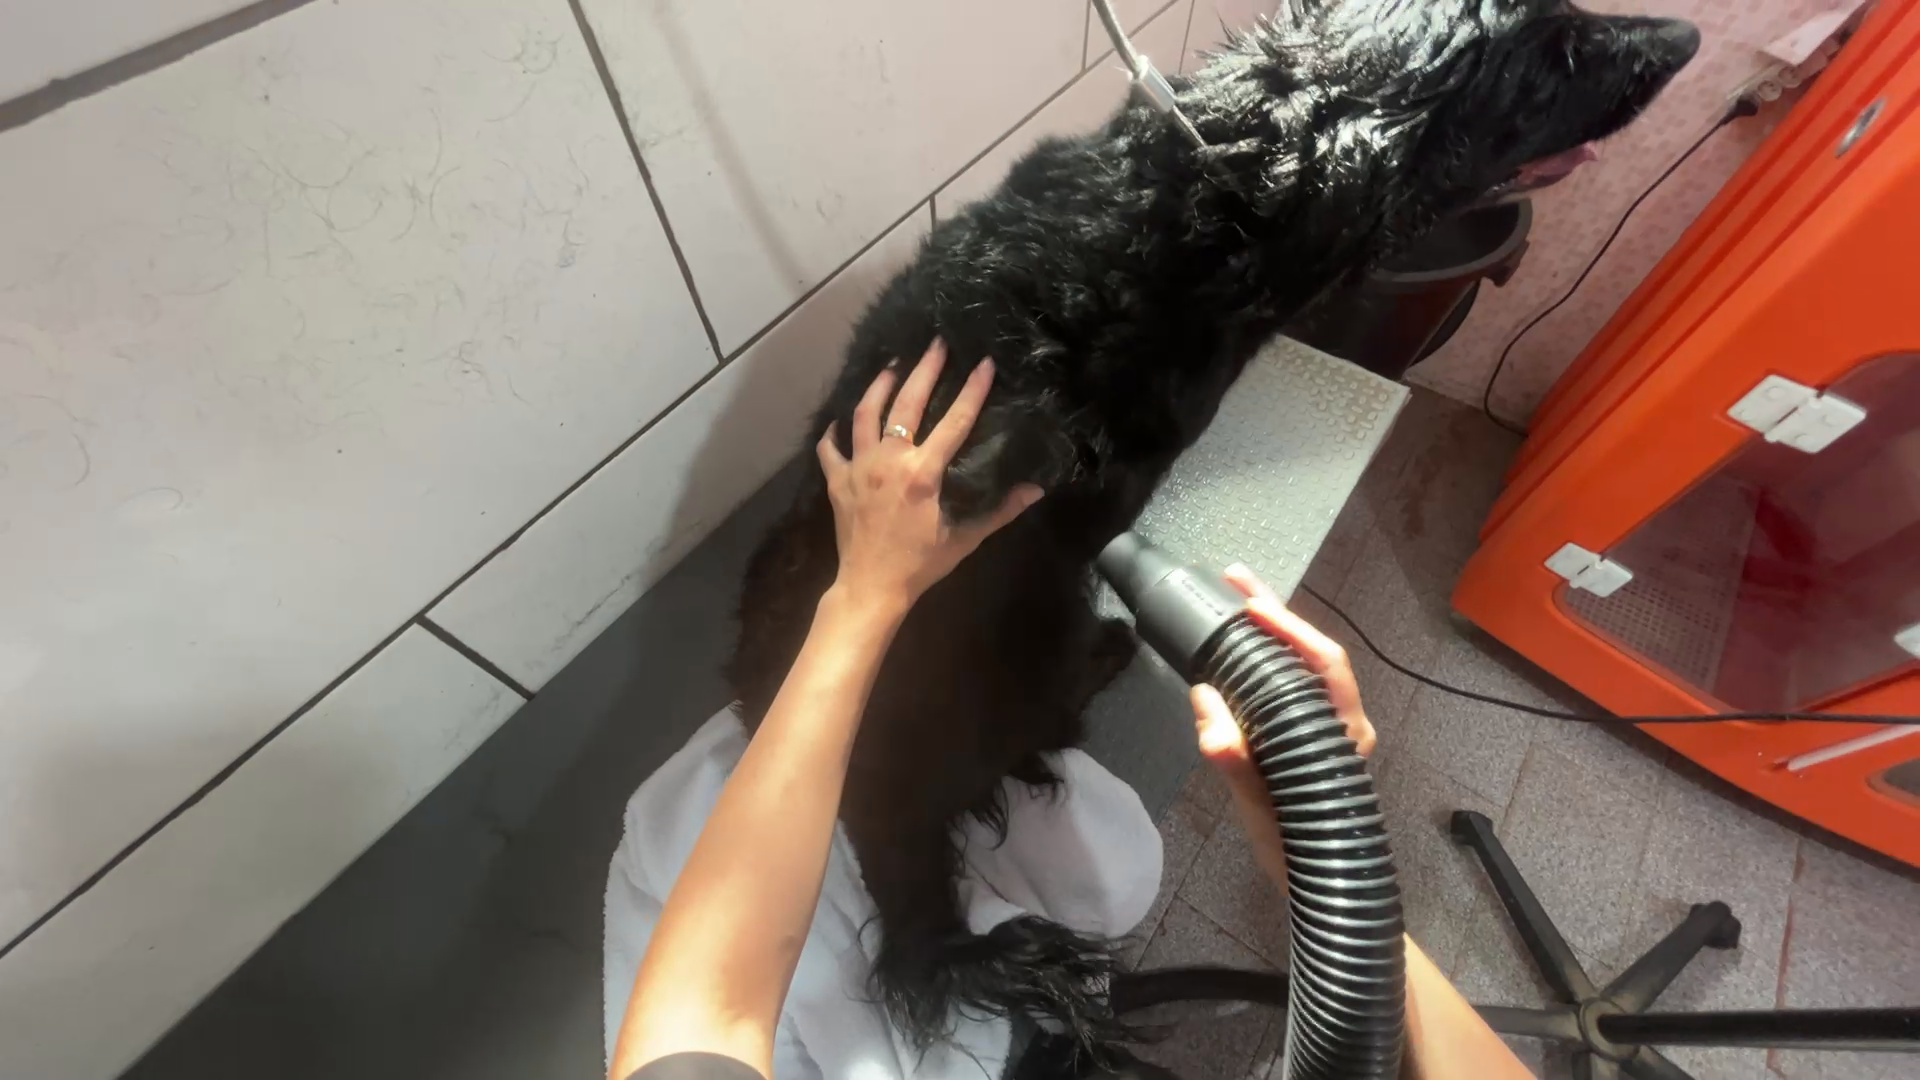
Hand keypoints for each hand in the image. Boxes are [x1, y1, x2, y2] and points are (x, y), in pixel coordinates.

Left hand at [818, 340, 1042, 617]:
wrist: (871, 587)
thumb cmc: (921, 564)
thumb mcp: (964, 539)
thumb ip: (999, 511)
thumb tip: (1035, 490)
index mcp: (923, 474)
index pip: (954, 422)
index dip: (972, 390)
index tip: (984, 362)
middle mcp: (889, 462)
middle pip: (906, 404)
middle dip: (924, 369)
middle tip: (935, 343)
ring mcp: (858, 468)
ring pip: (864, 414)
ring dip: (879, 386)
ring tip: (892, 366)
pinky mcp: (837, 481)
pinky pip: (831, 448)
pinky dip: (834, 431)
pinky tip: (840, 420)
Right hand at [1190, 565, 1374, 886]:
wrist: (1313, 880)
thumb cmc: (1292, 844)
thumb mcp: (1257, 805)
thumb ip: (1234, 759)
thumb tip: (1205, 703)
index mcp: (1343, 732)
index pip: (1324, 664)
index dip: (1290, 630)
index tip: (1252, 606)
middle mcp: (1342, 720)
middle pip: (1313, 651)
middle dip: (1276, 612)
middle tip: (1234, 578)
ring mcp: (1326, 724)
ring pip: (1303, 662)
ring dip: (1271, 628)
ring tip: (1233, 599)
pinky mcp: (1307, 730)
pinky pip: (1289, 680)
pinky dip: (1266, 652)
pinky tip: (1240, 644)